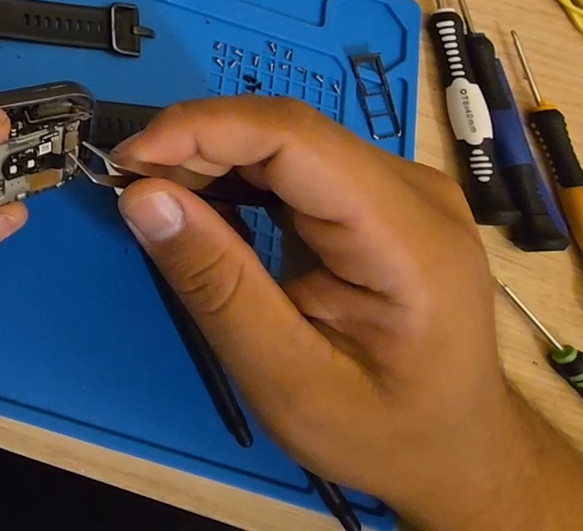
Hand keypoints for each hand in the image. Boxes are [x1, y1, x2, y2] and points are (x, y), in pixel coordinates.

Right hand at [108, 97, 552, 527]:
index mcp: (407, 236)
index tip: (128, 160)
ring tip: (153, 198)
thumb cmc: (380, 431)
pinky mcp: (368, 192)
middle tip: (128, 186)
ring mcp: (391, 185)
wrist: (454, 453)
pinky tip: (197, 205)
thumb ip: (215, 285)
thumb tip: (141, 196)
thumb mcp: (286, 379)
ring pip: (275, 137)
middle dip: (192, 144)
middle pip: (281, 130)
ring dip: (203, 157)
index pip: (293, 138)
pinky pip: (283, 159)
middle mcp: (408, 189)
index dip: (202, 129)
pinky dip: (226, 173)